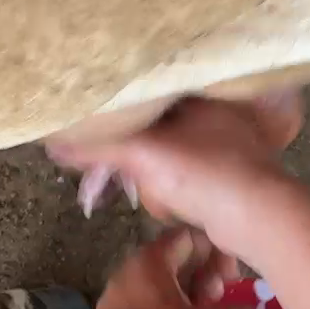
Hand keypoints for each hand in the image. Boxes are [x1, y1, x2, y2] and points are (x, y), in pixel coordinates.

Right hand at [46, 95, 304, 255]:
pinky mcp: (233, 175)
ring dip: (159, 179)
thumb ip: (97, 147)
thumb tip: (53, 142)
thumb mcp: (141, 155)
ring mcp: (230, 145)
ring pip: (174, 154)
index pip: (152, 89)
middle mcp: (219, 113)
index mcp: (200, 94)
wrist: (256, 219)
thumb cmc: (202, 173)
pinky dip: (178, 192)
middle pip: (161, 124)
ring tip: (158, 192)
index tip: (103, 119)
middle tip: (128, 171)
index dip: (125, 105)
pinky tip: (174, 204)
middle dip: (140, 154)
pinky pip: (190, 177)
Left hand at [62, 229, 249, 308]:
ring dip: (194, 298)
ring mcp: (123, 293)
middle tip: (219, 305)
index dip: (220, 253)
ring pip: (169, 282)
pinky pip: (154, 302)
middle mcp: (134, 267)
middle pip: (181, 258)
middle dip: (208, 278)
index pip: (194, 235)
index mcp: (153, 258)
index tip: (232, 283)